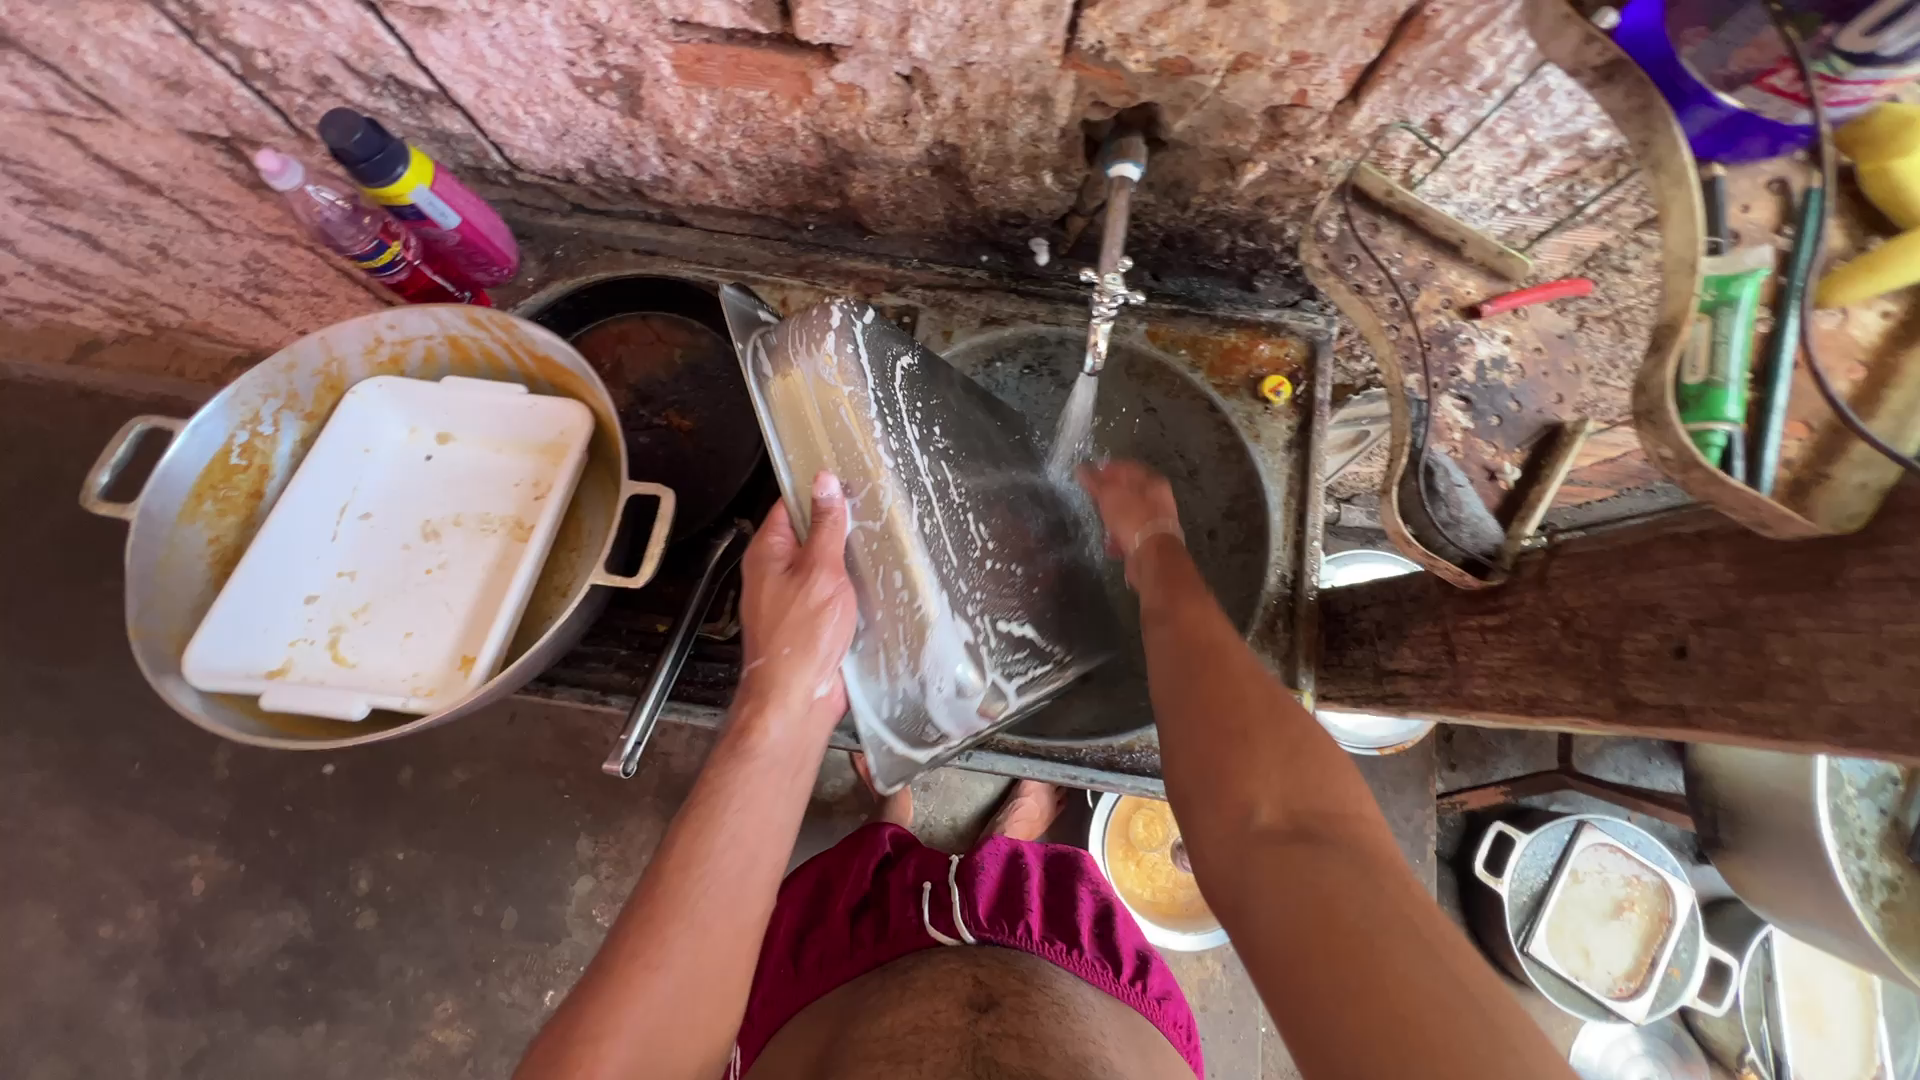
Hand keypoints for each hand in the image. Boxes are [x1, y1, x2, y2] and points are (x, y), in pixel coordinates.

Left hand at [736, 470, 857, 729]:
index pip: (789, 505)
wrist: (796, 696)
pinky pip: (828, 592)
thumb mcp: (820, 569)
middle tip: (874, 513)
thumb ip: (826, 525)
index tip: (850, 482)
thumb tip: (823, 481)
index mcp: (767, 551)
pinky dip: (847, 587)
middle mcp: (773, 571)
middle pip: (807, 535)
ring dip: (846, 560)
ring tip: (879, 544)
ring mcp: (790, 597)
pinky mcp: (807, 620)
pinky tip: (873, 582)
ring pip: (821, 565)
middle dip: (838, 527)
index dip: (817, 492)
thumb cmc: (803, 633)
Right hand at [1076, 460, 1182, 584]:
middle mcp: (1159, 500)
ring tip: (1099, 520)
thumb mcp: (1109, 495)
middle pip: (1131, 491)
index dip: (1108, 468)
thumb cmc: (1131, 518)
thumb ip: (1095, 481)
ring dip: (1115, 517)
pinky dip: (1119, 536)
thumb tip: (1081, 468)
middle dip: (1111, 494)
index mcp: (1152, 482)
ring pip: (1130, 513)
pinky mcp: (1149, 542)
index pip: (1128, 467)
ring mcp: (1156, 522)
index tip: (1090, 474)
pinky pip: (1130, 534)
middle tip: (1093, 496)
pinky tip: (1109, 542)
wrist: (1151, 556)